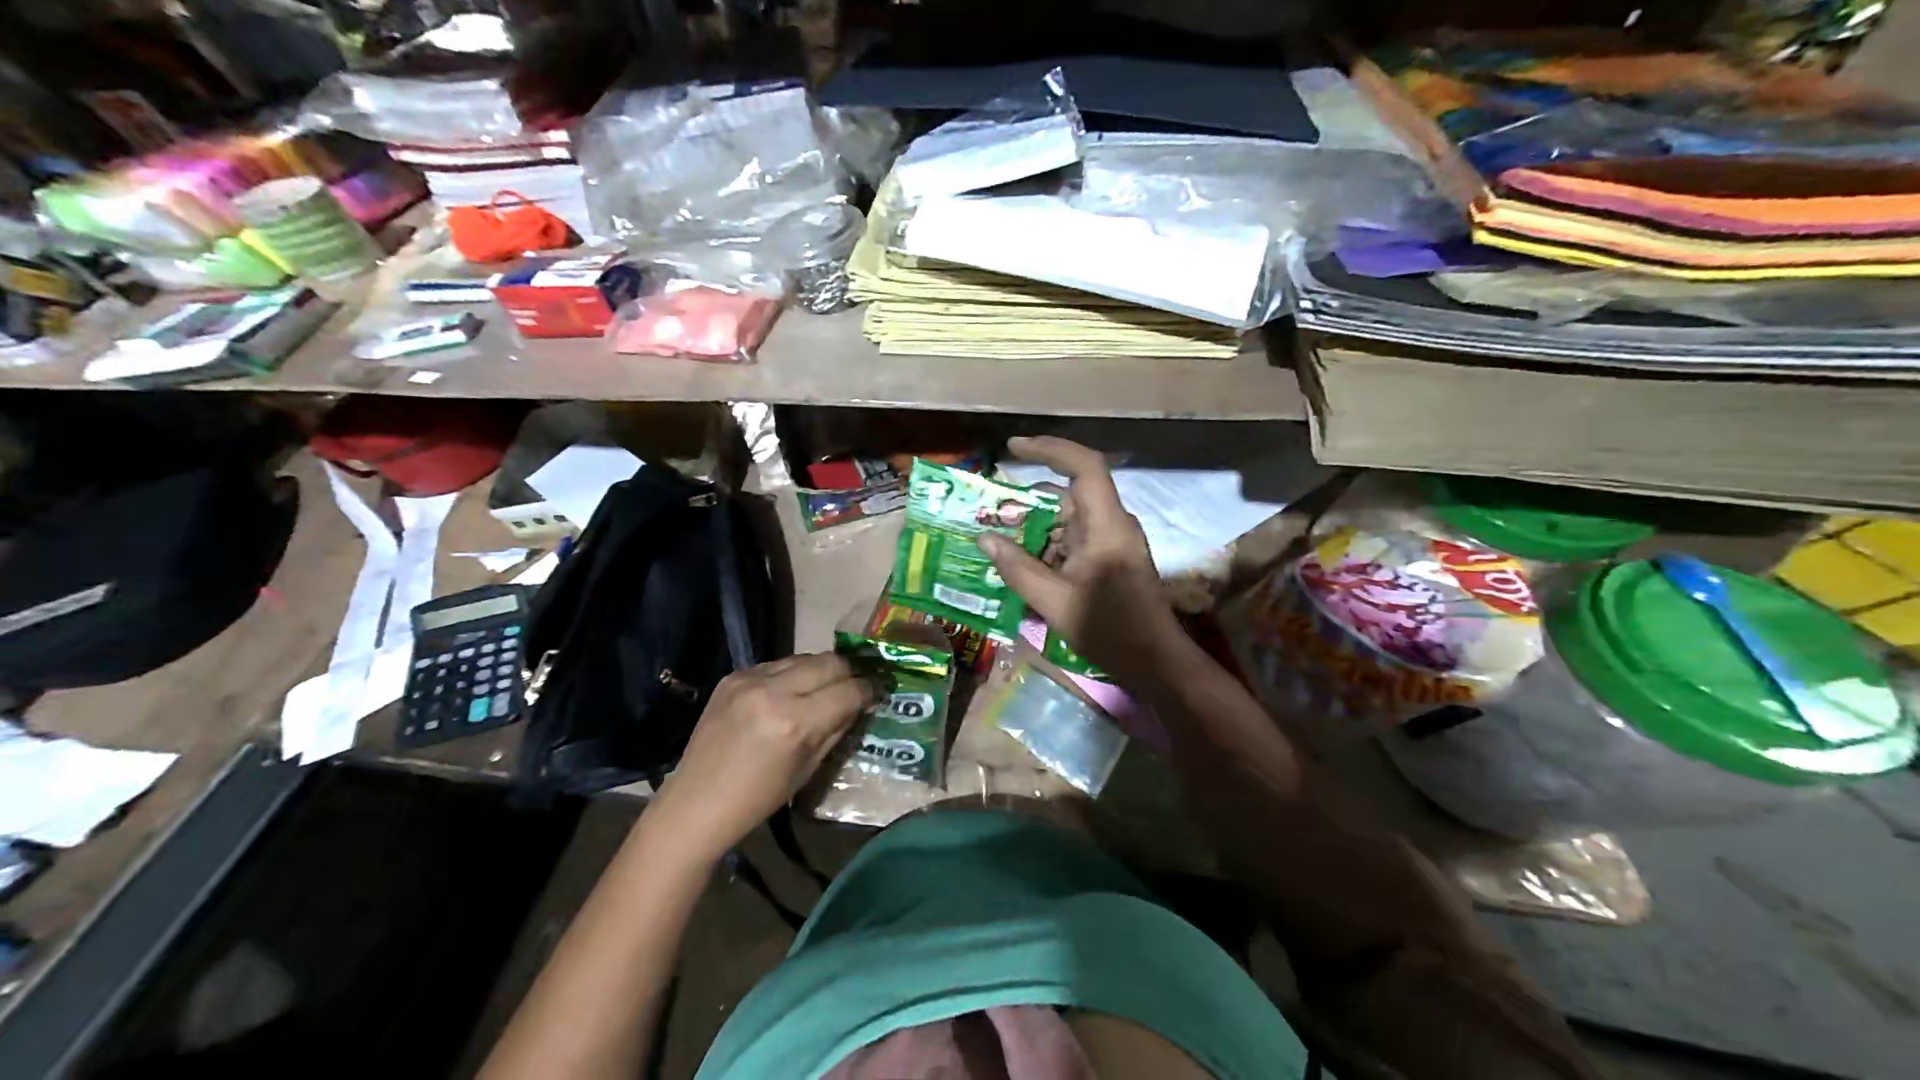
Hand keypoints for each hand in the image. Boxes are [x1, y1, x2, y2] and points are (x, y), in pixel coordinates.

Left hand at [642, 655, 870, 864]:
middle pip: (830, 662)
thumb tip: (860, 702)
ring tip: (824, 688)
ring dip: (820, 671)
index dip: (868, 690)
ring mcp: (749, 679)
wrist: (696, 802)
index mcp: (794, 722)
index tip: (877, 692)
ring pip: (804, 657)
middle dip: (849, 673)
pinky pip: (777, 664)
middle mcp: (773, 690)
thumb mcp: (809, 767)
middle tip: (856, 686)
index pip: (848, 690)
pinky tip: (789, 692)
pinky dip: (791, 674)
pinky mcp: (733, 675)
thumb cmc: (758, 798)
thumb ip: (837, 727)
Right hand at [977, 437, 1187, 679]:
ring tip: (1003, 541)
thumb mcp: (1054, 601)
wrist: (1155, 662)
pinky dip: (1051, 544)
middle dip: (1031, 498)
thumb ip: (1017, 568)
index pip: (1083, 467)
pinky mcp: (1113, 558)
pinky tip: (1026, 564)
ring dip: (1038, 526)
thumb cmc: (1108, 629)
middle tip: (994, 510)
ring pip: (1072, 518)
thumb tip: (984, 538)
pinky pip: (1078, 538)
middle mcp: (1114, 524)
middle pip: (1071, 493)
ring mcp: (1115, 541)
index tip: (1013, 448)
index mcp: (1106, 526)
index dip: (1049, 449)